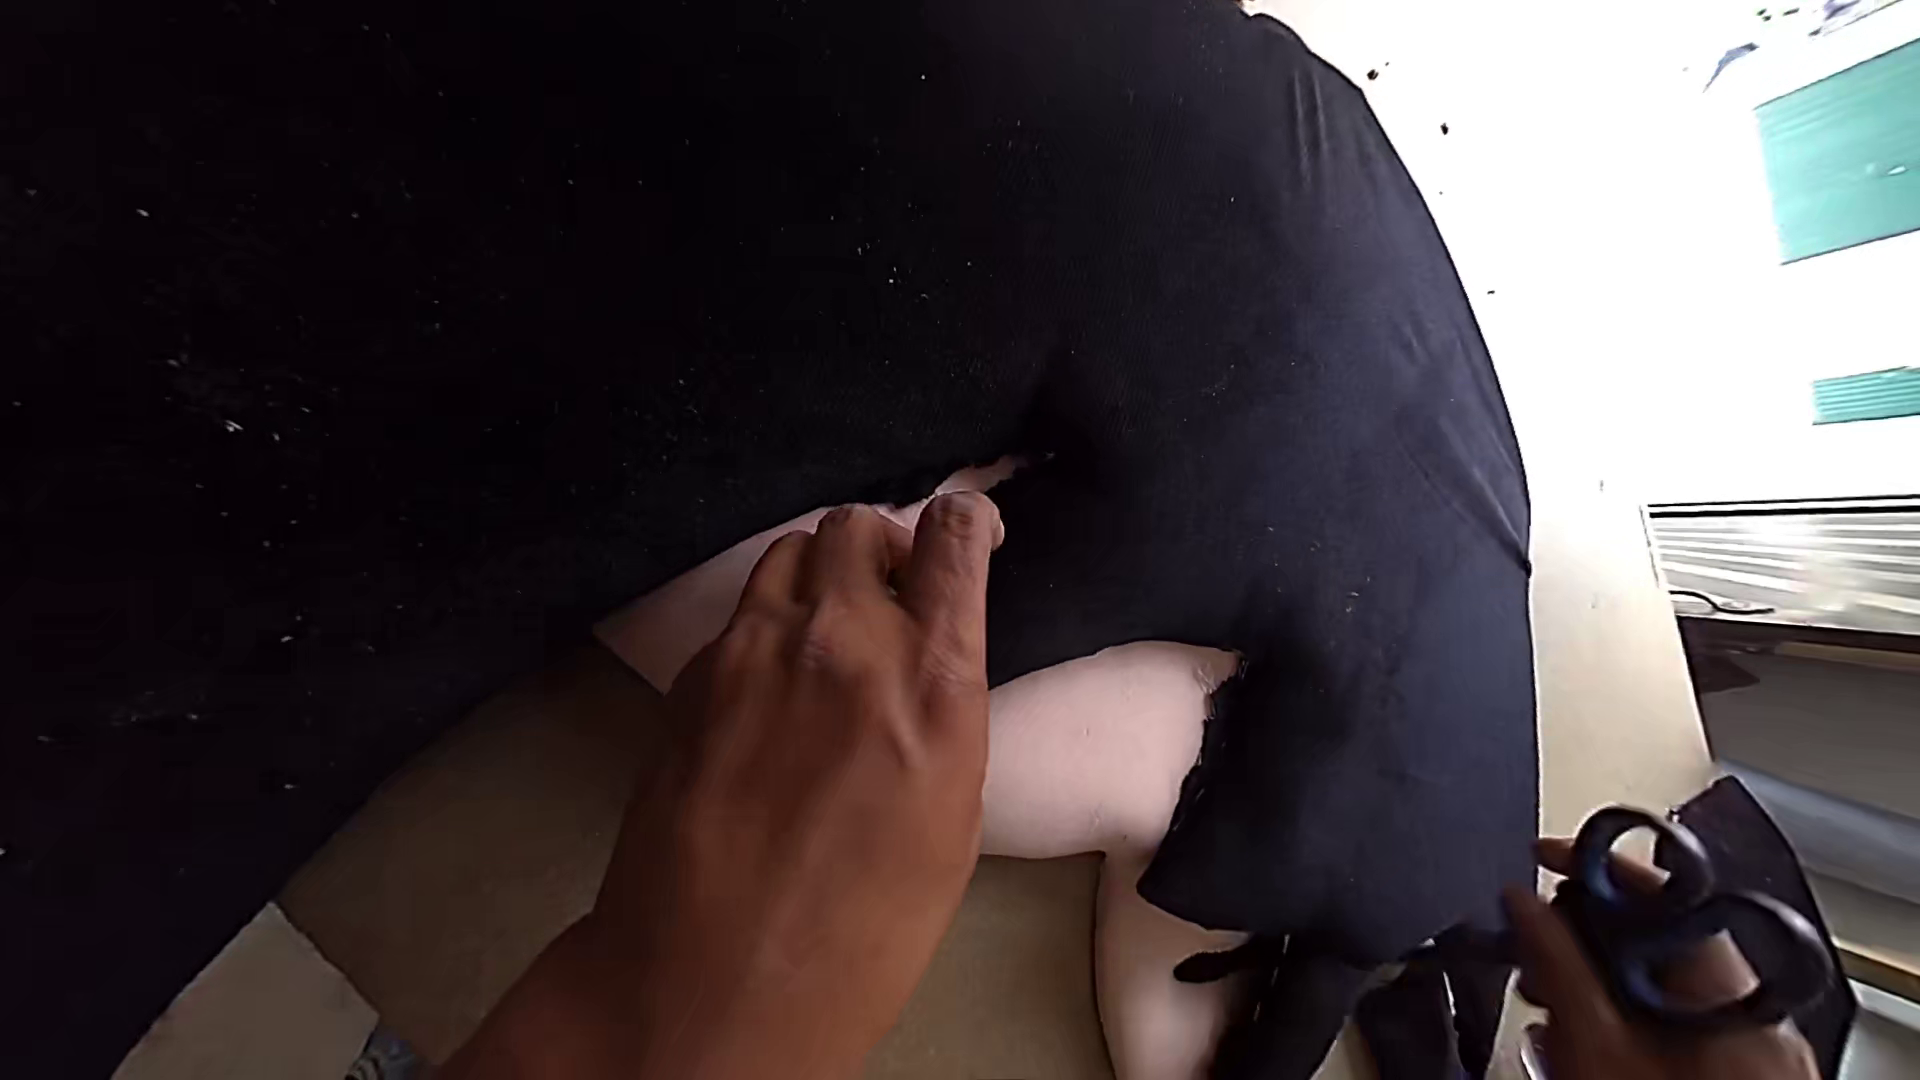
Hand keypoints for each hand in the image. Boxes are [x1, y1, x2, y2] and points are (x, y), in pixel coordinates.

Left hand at [446, 493, 1002, 1079]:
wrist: (711, 982)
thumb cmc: (870, 916)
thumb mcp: (955, 803)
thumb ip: (944, 698)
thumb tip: (930, 640)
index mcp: (932, 679)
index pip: (953, 539)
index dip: (968, 519)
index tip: (970, 530)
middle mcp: (845, 639)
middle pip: (858, 523)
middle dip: (883, 544)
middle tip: (888, 591)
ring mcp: (759, 647)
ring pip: (795, 547)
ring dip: (825, 571)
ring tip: (828, 623)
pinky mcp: (697, 669)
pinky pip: (747, 609)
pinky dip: (773, 621)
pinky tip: (773, 680)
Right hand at [1504, 838, 1818, 1079]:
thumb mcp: (1591, 1037)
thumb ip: (1553, 955)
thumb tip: (1517, 891)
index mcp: (1730, 1000)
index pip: (1668, 895)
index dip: (1599, 863)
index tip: (1538, 855)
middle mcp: (1749, 1017)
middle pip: (1651, 932)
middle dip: (1576, 927)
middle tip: (1525, 941)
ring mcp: (1741, 1047)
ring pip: (1648, 971)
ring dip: (1582, 968)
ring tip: (1540, 995)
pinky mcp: (1724, 1069)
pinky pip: (1658, 1008)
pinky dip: (1608, 1002)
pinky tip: (1572, 1027)